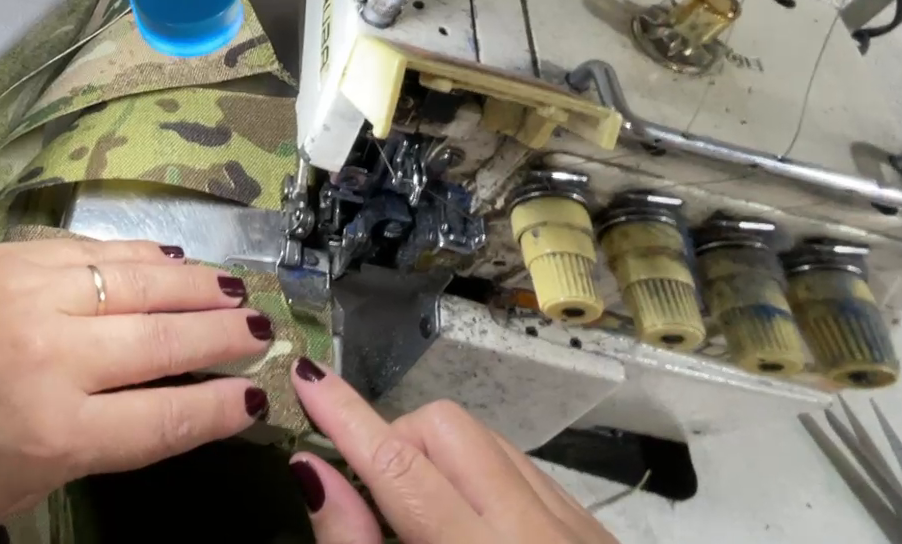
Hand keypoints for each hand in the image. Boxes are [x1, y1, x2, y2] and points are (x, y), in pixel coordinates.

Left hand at [0, 238, 271, 525]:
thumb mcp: (19, 484)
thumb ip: (94, 444)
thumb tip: (160, 403)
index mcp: (56, 432)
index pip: (165, 416)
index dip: (219, 404)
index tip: (259, 391)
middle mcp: (54, 355)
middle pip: (163, 339)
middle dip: (223, 334)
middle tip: (265, 327)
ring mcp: (32, 292)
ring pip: (137, 281)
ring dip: (194, 285)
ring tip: (235, 288)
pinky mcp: (11, 253)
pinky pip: (93, 249)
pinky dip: (139, 255)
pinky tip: (171, 258)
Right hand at [286, 360, 618, 543]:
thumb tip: (311, 469)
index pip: (400, 468)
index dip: (345, 417)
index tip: (304, 374)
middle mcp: (541, 536)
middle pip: (445, 429)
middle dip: (396, 442)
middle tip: (376, 498)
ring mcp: (580, 532)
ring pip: (483, 438)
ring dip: (436, 457)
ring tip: (426, 518)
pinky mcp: (597, 533)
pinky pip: (520, 465)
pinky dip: (479, 475)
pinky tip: (476, 527)